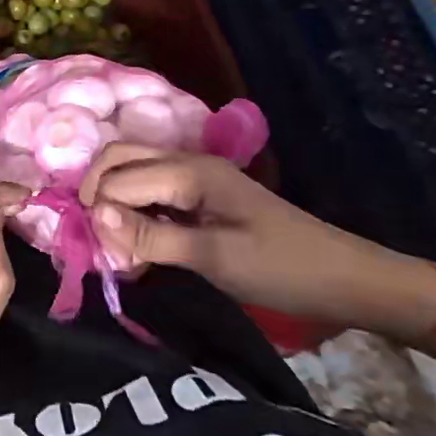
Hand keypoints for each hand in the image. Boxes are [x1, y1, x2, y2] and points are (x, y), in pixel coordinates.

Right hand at [79, 144, 435, 338]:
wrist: (342, 277)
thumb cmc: (279, 268)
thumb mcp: (213, 257)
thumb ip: (150, 236)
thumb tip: (93, 215)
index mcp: (189, 170)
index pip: (118, 176)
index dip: (99, 210)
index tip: (99, 253)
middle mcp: (186, 162)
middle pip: (120, 158)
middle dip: (97, 192)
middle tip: (94, 240)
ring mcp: (194, 177)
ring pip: (133, 173)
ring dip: (114, 202)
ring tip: (112, 246)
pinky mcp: (201, 195)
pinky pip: (153, 192)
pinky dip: (135, 212)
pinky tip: (136, 245)